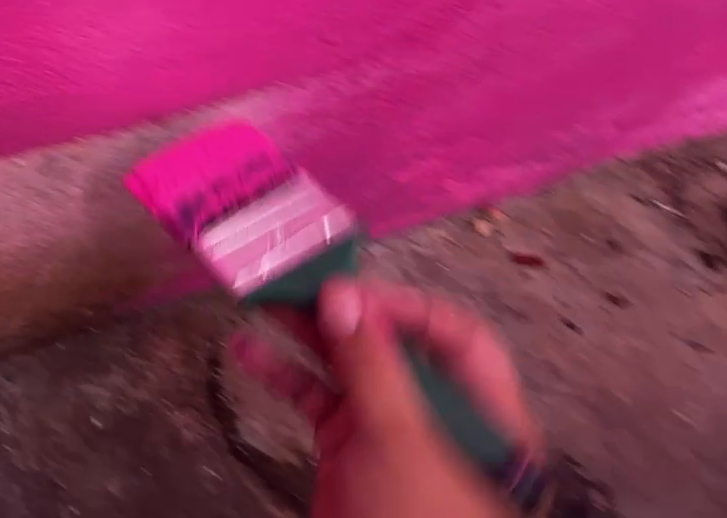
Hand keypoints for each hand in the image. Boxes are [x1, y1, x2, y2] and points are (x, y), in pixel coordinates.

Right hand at [231, 279, 539, 517]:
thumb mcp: (402, 442)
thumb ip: (373, 367)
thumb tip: (341, 295)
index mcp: (479, 413)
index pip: (453, 336)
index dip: (402, 306)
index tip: (342, 292)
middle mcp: (435, 414)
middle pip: (389, 342)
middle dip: (338, 310)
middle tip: (289, 282)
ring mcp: (388, 429)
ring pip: (343, 362)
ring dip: (300, 331)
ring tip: (260, 300)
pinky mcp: (346, 444)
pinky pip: (312, 394)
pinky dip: (280, 370)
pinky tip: (247, 351)